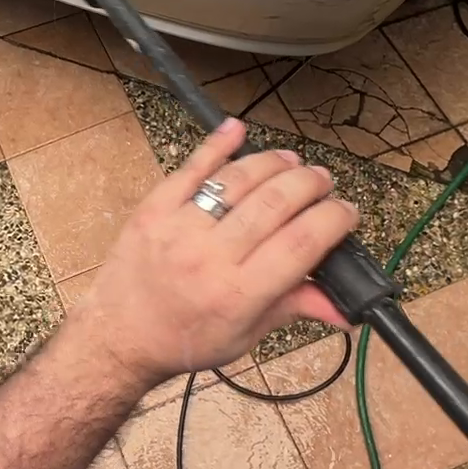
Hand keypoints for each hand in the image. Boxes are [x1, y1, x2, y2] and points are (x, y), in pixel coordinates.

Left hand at [62, 118, 357, 389]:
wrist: (120, 335)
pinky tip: (237, 129)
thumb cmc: (184, 339)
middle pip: (275, 203)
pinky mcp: (154, 210)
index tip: (346, 212)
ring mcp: (178, 229)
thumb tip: (347, 307)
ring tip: (291, 162)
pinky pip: (190, 168)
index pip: (303, 243)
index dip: (334, 220)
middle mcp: (209, 257)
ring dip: (273, 164)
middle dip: (311, 184)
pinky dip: (216, 145)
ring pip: (238, 180)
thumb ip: (295, 308)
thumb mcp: (245, 335)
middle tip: (322, 182)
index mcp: (238, 294)